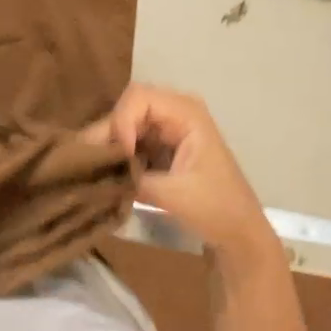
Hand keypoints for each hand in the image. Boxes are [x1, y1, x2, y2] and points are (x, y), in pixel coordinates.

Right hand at [83, 84, 276, 261]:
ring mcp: (169, 127)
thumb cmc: (217, 209)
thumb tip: (98, 175)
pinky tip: (107, 172)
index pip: (139, 97)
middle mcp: (176, 110)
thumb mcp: (174, 196)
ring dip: (112, 144)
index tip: (117, 155)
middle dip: (110, 132)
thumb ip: (135, 179)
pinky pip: (133, 139)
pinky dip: (120, 154)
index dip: (121, 120)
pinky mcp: (163, 145)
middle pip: (130, 107)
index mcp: (186, 112)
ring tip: (93, 168)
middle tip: (89, 161)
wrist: (240, 234)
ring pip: (128, 123)